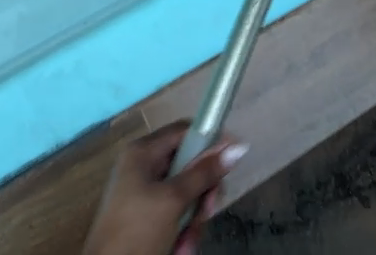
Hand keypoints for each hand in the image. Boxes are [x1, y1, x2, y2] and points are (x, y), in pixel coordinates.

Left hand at [81, 122, 246, 254]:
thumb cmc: (137, 230)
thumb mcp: (174, 200)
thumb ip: (205, 173)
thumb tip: (238, 146)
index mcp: (143, 152)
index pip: (185, 131)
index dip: (210, 142)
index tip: (231, 162)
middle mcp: (143, 166)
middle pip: (189, 166)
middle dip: (201, 194)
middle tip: (207, 212)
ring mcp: (144, 191)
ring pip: (185, 194)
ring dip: (193, 219)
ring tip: (187, 242)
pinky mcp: (146, 216)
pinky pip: (175, 213)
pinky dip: (182, 231)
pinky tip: (179, 248)